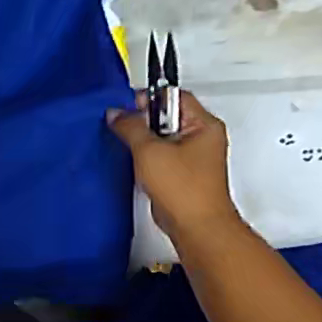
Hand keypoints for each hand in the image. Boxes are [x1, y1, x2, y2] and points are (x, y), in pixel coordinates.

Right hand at [107, 90, 243, 241]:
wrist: (194, 225)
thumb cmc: (184, 189)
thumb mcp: (149, 150)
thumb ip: (130, 126)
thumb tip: (116, 114)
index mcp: (204, 125)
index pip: (174, 96)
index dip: (149, 98)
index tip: (127, 106)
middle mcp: (202, 137)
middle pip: (167, 114)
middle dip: (142, 119)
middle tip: (124, 125)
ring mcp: (192, 155)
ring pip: (161, 135)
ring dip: (142, 138)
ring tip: (128, 144)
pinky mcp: (181, 171)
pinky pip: (159, 152)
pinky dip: (145, 154)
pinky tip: (134, 161)